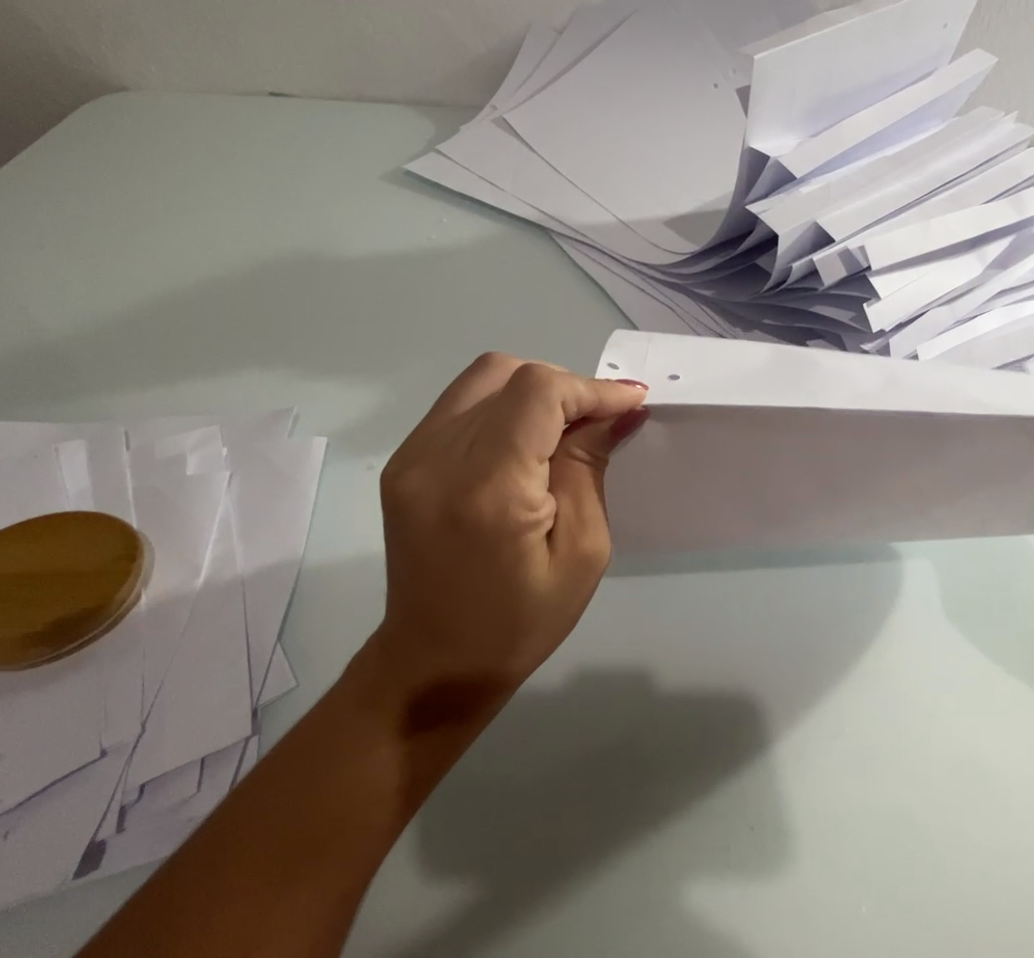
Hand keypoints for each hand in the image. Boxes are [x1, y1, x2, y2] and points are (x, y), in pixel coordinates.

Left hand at [375, 354, 647, 691]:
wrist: (435, 662)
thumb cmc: (521, 621)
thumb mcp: (582, 552)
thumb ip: (589, 468)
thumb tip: (616, 412)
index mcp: (488, 488)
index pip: (539, 393)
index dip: (591, 389)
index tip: (631, 405)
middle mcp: (437, 458)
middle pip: (506, 371)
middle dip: (563, 386)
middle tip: (596, 424)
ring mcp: (411, 456)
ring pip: (480, 380)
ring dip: (531, 392)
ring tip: (561, 434)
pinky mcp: (402, 462)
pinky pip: (460, 405)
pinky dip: (502, 408)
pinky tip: (525, 446)